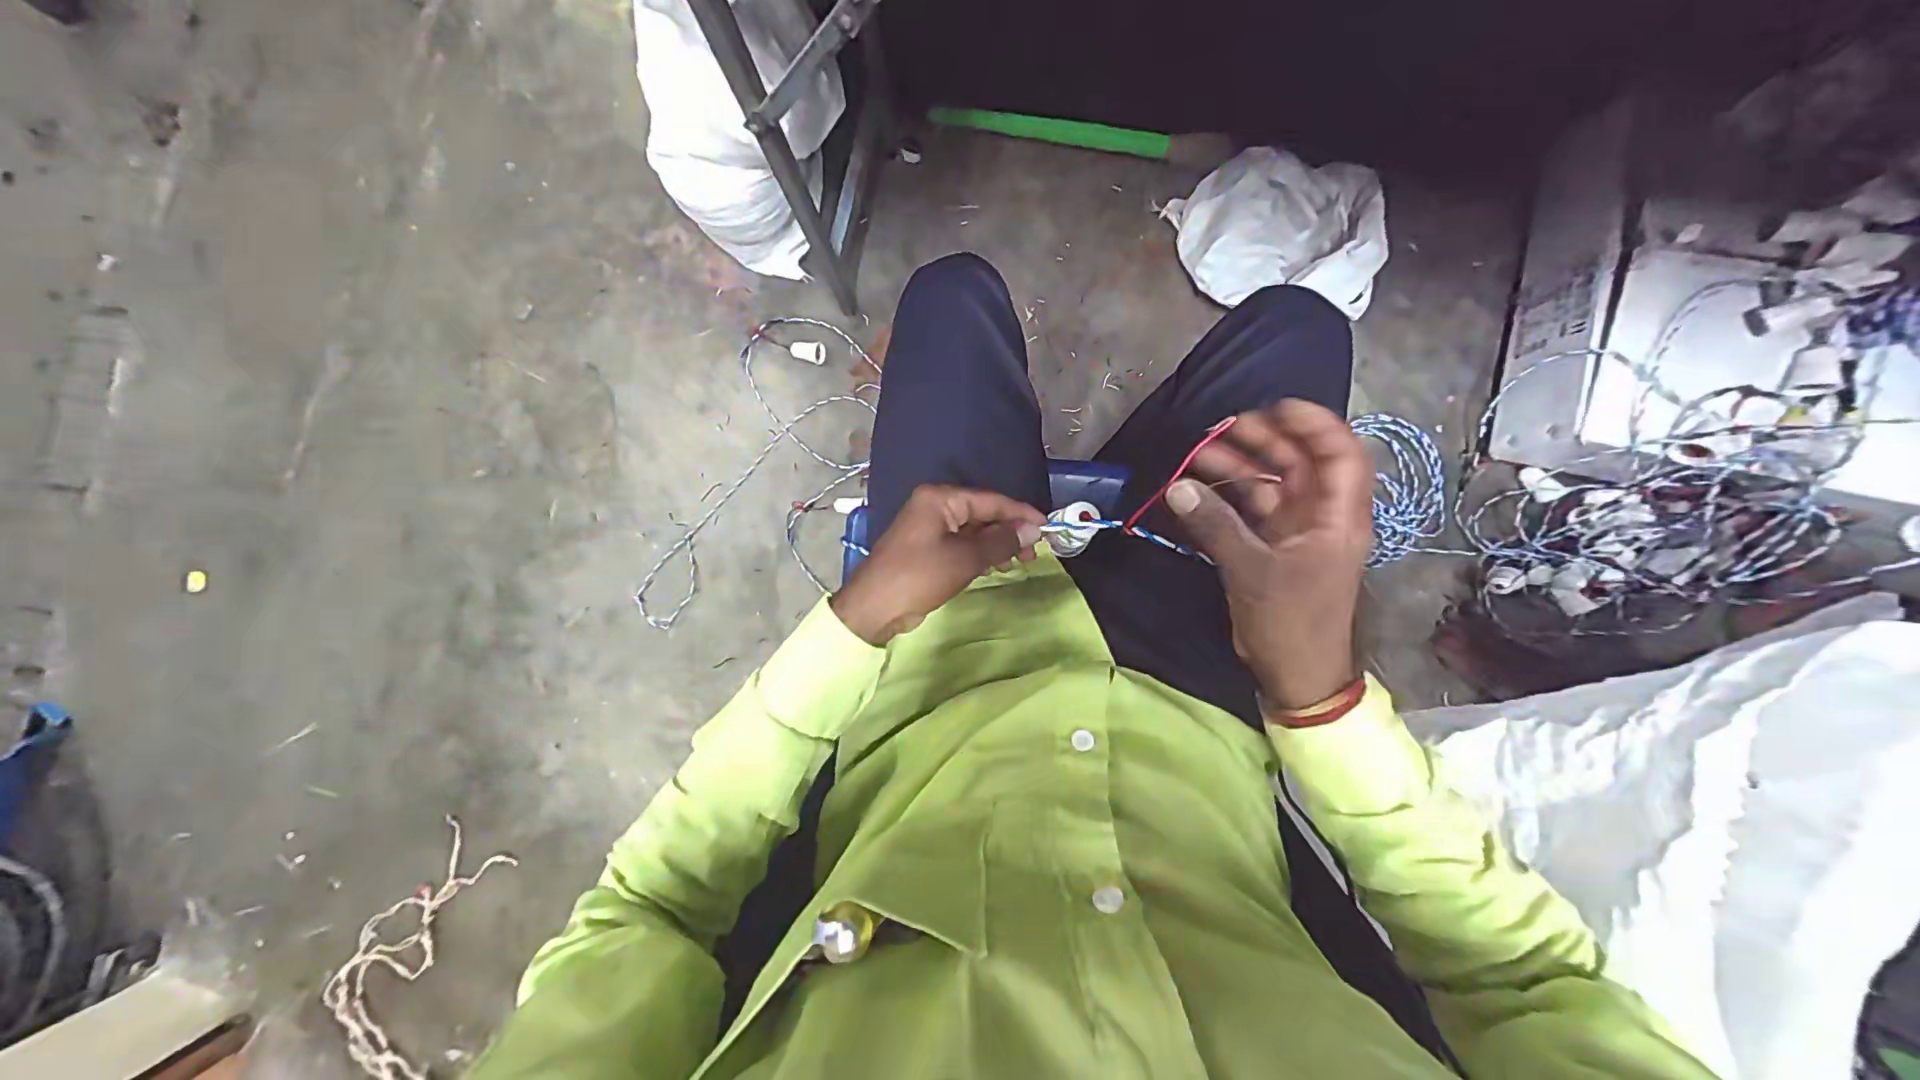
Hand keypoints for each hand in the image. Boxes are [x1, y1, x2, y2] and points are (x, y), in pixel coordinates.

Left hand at [831, 485, 1045, 644]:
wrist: (875, 607)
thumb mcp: (965, 558)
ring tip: (1018, 562)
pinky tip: (995, 566)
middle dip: (1009, 531)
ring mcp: (929, 527)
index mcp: (940, 498)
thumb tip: (1032, 530)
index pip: (991, 500)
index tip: (1047, 527)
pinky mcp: (927, 547)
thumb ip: (1001, 541)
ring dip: (996, 544)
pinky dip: (980, 553)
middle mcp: (934, 506)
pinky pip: (962, 543)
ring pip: (974, 530)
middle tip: (1033, 553)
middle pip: (983, 513)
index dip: (1020, 513)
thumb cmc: (919, 576)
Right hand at [1164, 399, 1372, 711]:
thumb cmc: (1291, 621)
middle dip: (1263, 441)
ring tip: (1200, 454)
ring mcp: (1296, 532)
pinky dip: (1227, 498)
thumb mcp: (1253, 570)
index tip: (1275, 407)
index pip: (1339, 453)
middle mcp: (1321, 516)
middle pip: (1299, 463)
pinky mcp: (1272, 549)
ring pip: (1271, 486)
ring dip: (1239, 468)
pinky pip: (1251, 511)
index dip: (1313, 424)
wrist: (1296, 674)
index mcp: (1338, 516)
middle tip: (1222, 428)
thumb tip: (1179, 488)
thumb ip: (1216, 525)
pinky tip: (1198, 489)